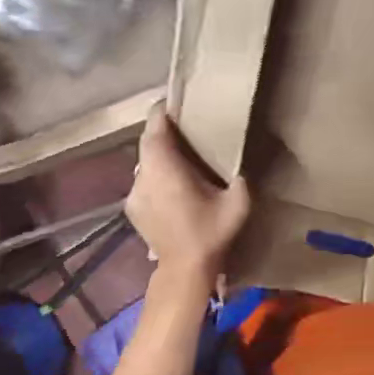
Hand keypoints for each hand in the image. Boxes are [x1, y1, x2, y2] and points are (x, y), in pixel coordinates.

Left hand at [126, 106, 251, 285]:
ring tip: (180, 157)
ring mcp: (134, 192)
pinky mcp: (132, 208)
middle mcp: (143, 174)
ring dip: (159, 155)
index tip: (178, 103)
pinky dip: (156, 176)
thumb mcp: (238, 200)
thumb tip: (241, 160)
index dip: (164, 110)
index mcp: (165, 166)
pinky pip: (144, 181)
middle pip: (148, 141)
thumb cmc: (211, 232)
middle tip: (186, 128)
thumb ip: (239, 174)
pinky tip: (173, 187)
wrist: (184, 271)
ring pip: (144, 162)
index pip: (155, 125)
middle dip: (163, 131)